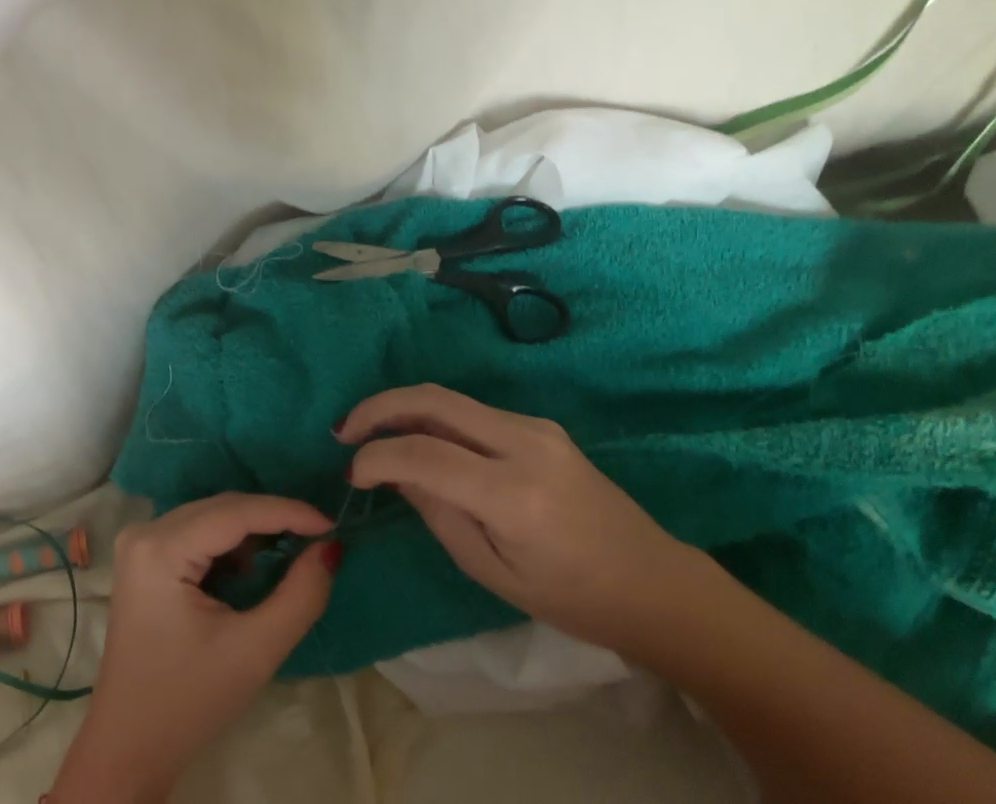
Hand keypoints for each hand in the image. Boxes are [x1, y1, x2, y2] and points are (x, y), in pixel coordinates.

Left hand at [48, 493, 340, 803]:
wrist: (131, 742)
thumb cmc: (190, 698)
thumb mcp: (256, 649)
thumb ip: (300, 594)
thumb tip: (331, 547)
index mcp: (160, 548)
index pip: (235, 511)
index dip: (288, 512)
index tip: (334, 525)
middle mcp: (144, 532)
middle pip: (221, 507)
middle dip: (273, 518)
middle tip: (319, 539)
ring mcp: (139, 544)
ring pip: (211, 516)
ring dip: (253, 530)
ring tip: (293, 552)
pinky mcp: (144, 560)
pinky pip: (197, 533)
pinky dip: (231, 544)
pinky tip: (254, 568)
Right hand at [340, 384, 702, 651]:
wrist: (652, 583)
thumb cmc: (570, 597)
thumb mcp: (490, 570)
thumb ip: (437, 512)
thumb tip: (392, 472)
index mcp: (513, 493)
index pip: (423, 453)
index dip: (375, 457)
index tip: (350, 475)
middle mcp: (525, 443)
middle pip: (433, 400)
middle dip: (378, 408)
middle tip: (343, 432)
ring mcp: (537, 428)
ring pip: (450, 399)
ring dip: (402, 409)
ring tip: (368, 436)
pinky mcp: (541, 426)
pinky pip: (471, 412)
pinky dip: (432, 418)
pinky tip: (413, 441)